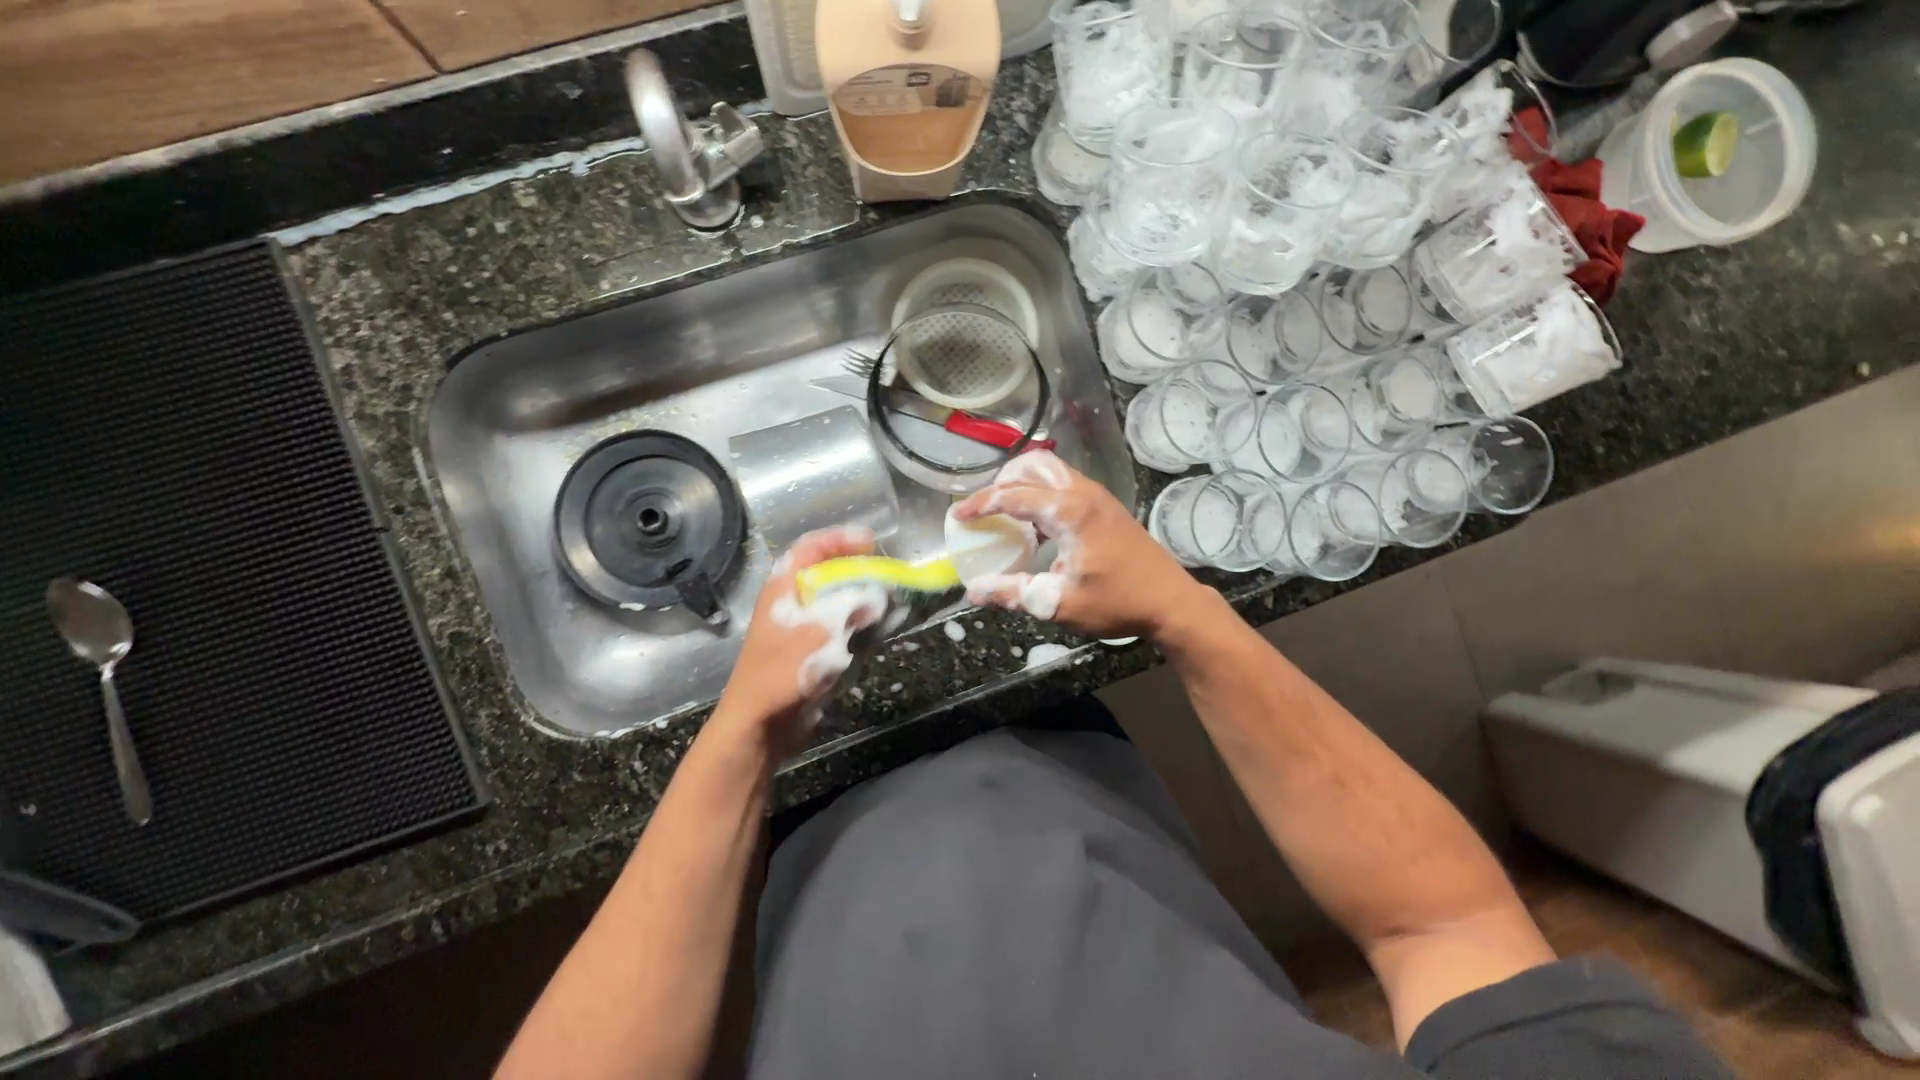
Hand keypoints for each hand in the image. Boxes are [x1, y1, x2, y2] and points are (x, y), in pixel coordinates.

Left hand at [709, 526, 882, 756]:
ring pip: (832, 599)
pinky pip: (836, 625)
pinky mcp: (807, 651)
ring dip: (859, 595)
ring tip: (886, 597)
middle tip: (884, 571)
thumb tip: (877, 594)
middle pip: (824, 571)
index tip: (871, 541)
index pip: (809, 548)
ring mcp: (798, 628)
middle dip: (855, 567)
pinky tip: (874, 628)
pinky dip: (855, 621)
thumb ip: (850, 608)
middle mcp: (789, 602)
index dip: (839, 538)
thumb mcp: (819, 634)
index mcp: (783, 589)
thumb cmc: (781, 674)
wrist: (758, 725)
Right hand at [950, 452, 1214, 640]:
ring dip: (1024, 485)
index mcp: (1070, 511)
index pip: (1014, 495)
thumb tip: (973, 592)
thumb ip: (1013, 594)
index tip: (958, 516)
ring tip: (1006, 514)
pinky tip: (1037, 526)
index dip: (981, 505)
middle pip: (1034, 466)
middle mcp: (1083, 493)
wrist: (1171, 602)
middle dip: (1003, 483)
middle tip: (984, 509)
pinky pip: (1065, 485)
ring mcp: (1098, 497)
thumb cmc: (1117, 602)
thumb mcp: (1059, 603)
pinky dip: (1043, 493)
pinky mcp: (1106, 507)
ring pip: (1052, 470)